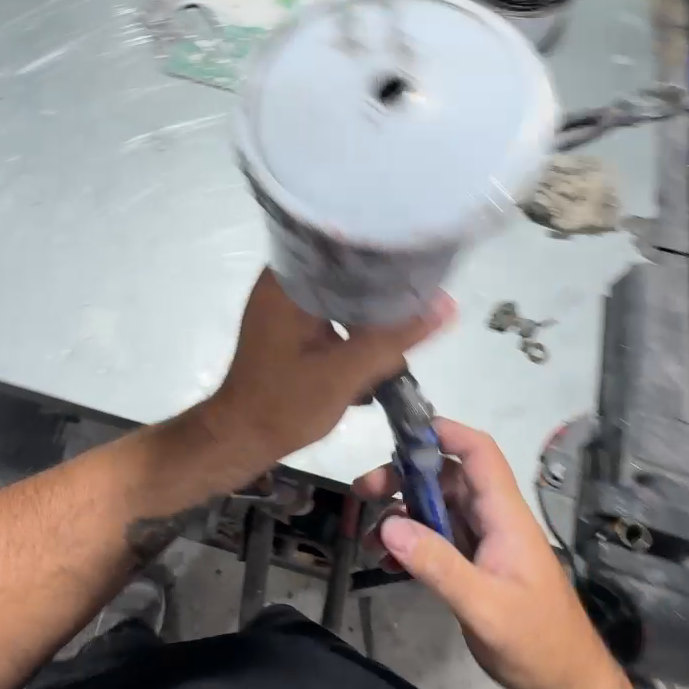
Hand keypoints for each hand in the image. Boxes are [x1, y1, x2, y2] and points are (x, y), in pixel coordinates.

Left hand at [198, 270, 452, 467]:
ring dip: (370, 315)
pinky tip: (381, 348)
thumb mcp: (345, 372)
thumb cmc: (284, 403)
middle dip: (382, 288)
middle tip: (425, 295)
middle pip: (344, 272)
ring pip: (340, 297)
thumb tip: (447, 304)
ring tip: (410, 323)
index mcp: (286, 282)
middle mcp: (282, 285)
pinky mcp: (289, 330)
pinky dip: (353, 330)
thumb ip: (395, 337)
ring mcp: (284, 308)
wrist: (241, 440)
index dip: (382, 252)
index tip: (421, 258)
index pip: (342, 248)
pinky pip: (331, 316)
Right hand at [353, 419, 640, 688]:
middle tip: (364, 492)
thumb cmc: (537, 643)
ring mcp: (484, 543)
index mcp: (505, 516)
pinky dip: (409, 544)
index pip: (478, 454)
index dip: (443, 433)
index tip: (399, 433)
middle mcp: (494, 520)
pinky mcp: (474, 566)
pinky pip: (436, 539)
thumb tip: (388, 524)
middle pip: (446, 478)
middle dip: (403, 477)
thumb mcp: (485, 607)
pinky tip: (385, 564)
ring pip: (436, 508)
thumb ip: (438, 565)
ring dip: (401, 514)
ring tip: (369, 536)